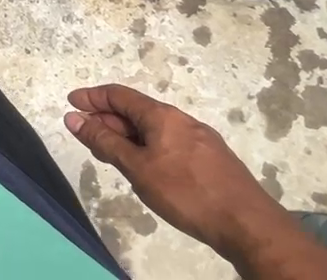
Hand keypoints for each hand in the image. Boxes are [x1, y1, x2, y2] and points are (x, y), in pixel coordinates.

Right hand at [63, 84, 286, 258]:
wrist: (256, 231)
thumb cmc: (188, 193)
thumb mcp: (136, 166)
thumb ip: (103, 140)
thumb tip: (73, 118)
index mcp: (164, 117)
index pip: (118, 95)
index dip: (91, 97)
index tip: (71, 105)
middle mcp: (184, 122)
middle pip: (137, 111)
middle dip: (108, 120)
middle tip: (89, 137)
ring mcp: (204, 143)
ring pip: (156, 130)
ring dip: (129, 137)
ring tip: (114, 156)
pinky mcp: (216, 163)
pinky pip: (172, 144)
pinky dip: (150, 148)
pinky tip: (148, 169)